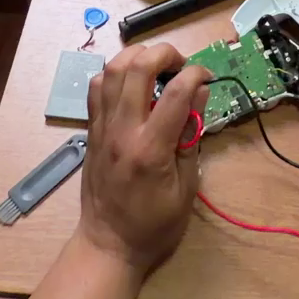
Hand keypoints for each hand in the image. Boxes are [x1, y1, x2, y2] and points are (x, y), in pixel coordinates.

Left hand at [75, 43, 211, 274]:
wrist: (108, 245)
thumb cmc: (154, 224)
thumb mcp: (186, 188)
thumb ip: (190, 136)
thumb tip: (200, 92)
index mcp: (151, 148)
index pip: (176, 92)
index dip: (196, 75)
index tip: (207, 77)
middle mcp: (123, 130)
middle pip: (138, 67)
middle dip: (165, 53)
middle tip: (181, 64)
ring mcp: (102, 127)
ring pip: (112, 69)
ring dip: (137, 56)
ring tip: (157, 65)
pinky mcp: (91, 129)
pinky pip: (97, 86)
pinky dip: (114, 73)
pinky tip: (131, 81)